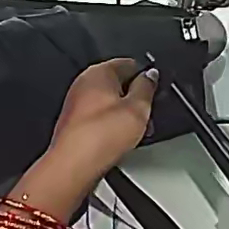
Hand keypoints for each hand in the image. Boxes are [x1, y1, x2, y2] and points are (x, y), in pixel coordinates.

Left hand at [24, 59, 156, 214]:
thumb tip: (150, 76)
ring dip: (123, 114)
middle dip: (134, 97)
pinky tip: (117, 139)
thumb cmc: (99, 135)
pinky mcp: (74, 122)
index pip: (128, 63)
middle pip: (117, 83)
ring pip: (107, 102)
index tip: (155, 89)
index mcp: (98, 72)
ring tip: (134, 131)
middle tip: (146, 114)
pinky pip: (97, 118)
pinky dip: (109, 125)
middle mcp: (83, 83)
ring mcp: (76, 103)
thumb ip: (147, 87)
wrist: (74, 164)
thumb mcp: (137, 108)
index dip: (145, 75)